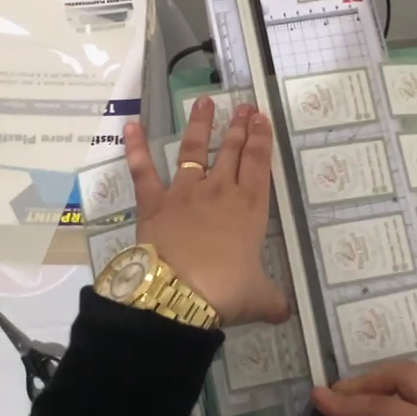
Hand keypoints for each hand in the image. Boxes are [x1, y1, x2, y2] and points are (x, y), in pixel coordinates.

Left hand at [122, 96, 288, 326]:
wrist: (177, 295)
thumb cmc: (226, 292)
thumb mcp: (259, 299)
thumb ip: (273, 301)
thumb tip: (285, 313)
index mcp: (250, 208)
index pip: (259, 164)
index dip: (262, 139)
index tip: (262, 117)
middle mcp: (220, 191)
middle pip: (232, 151)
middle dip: (239, 126)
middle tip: (244, 106)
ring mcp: (185, 192)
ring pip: (194, 150)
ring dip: (200, 125)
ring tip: (204, 102)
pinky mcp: (154, 202)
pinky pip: (143, 170)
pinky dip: (136, 148)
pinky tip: (131, 125)